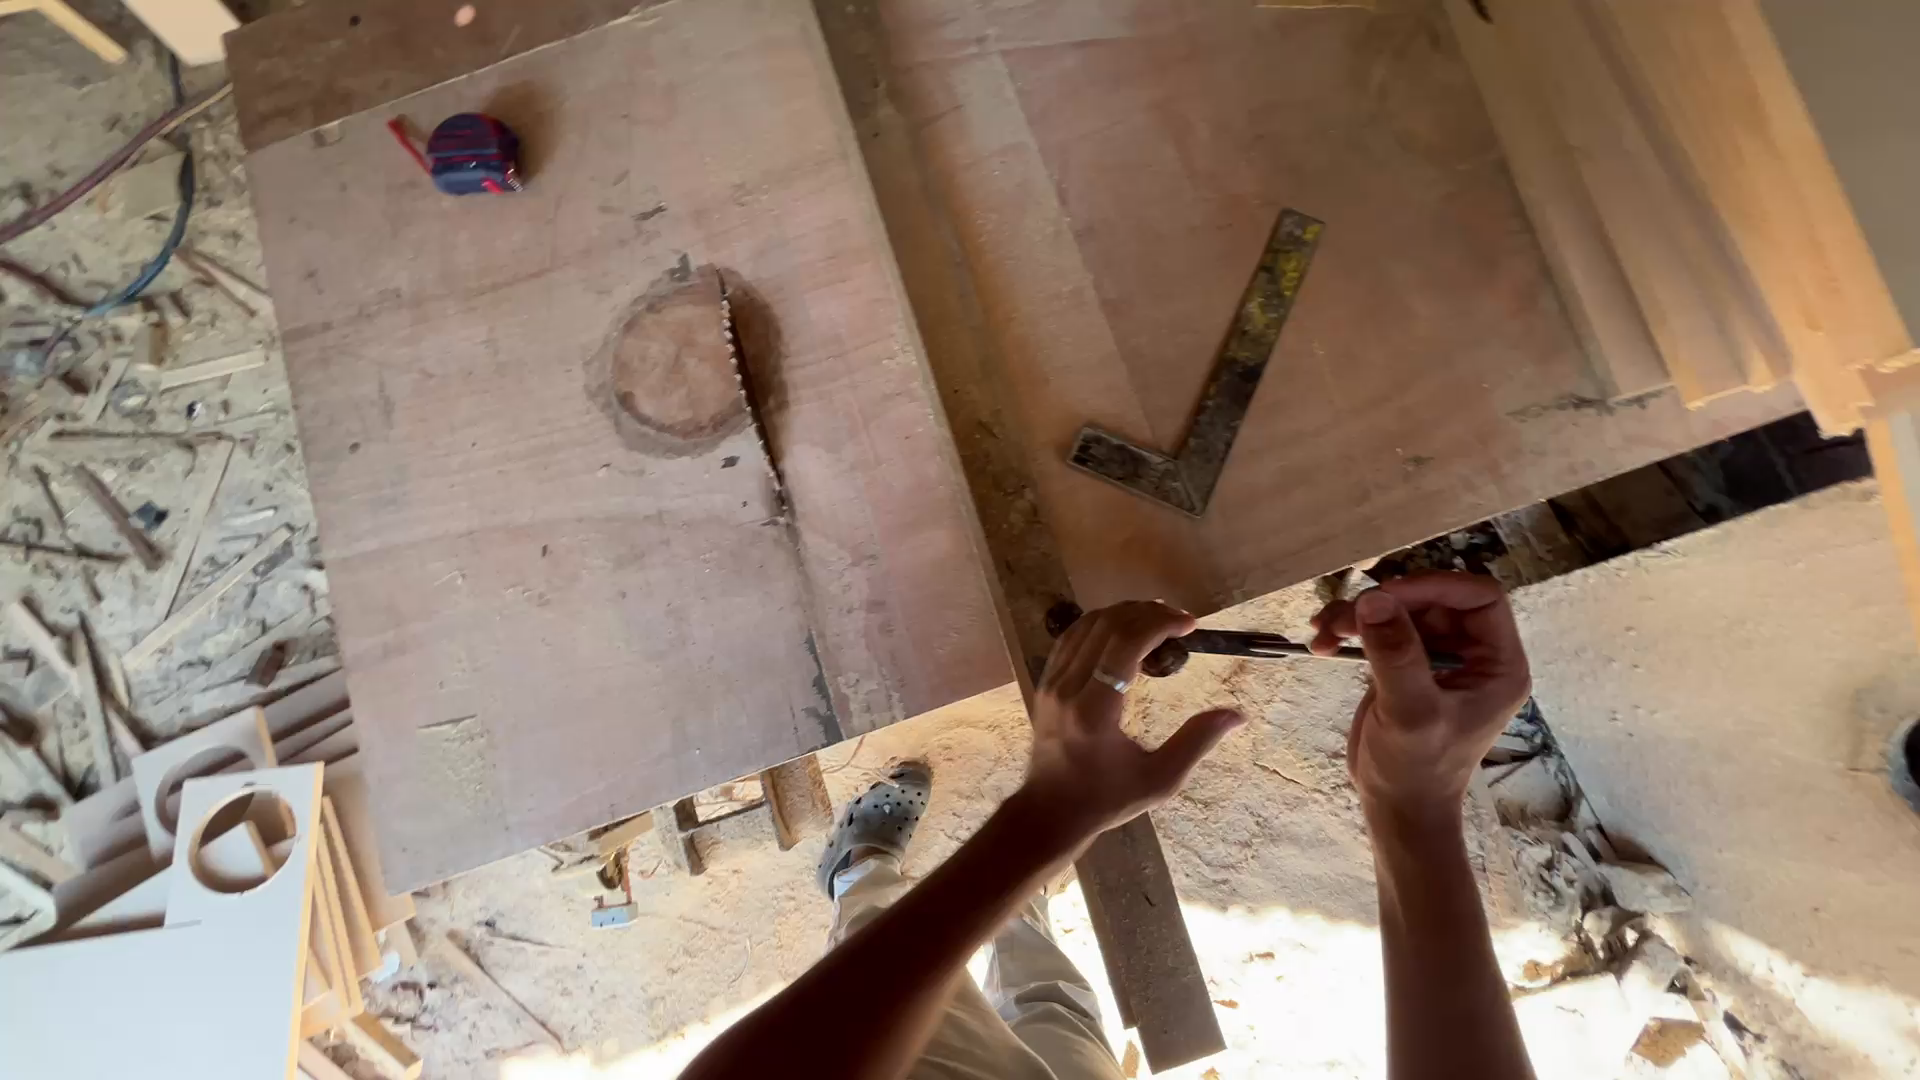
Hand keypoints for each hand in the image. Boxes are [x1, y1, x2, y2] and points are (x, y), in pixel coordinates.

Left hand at [1021, 601, 1244, 845]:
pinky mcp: (1045, 681)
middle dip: (1146, 613)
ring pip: (1086, 626)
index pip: (1124, 646)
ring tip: (1156, 618)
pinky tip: (1122, 629)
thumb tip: (1236, 715)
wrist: (1050, 809)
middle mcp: (1068, 688)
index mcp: (1095, 711)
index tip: (1189, 625)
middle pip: (1106, 627)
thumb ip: (1196, 742)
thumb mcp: (1160, 780)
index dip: (1159, 624)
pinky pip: (1071, 637)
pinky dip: (1100, 624)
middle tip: (1178, 619)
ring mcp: (1051, 681)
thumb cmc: (1107, 799)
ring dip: (1123, 614)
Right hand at [1310, 573, 1530, 821]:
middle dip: (1382, 603)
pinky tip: (1321, 644)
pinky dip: (1345, 630)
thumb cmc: (1416, 767)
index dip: (1434, 587)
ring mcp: (1432, 658)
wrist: (1395, 805)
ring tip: (1321, 633)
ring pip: (1396, 610)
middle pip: (1429, 599)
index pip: (1479, 598)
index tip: (1385, 595)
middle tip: (1341, 621)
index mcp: (1497, 663)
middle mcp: (1470, 654)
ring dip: (1354, 616)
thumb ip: (1395, 655)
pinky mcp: (1400, 664)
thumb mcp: (1409, 711)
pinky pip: (1375, 629)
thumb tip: (1372, 598)